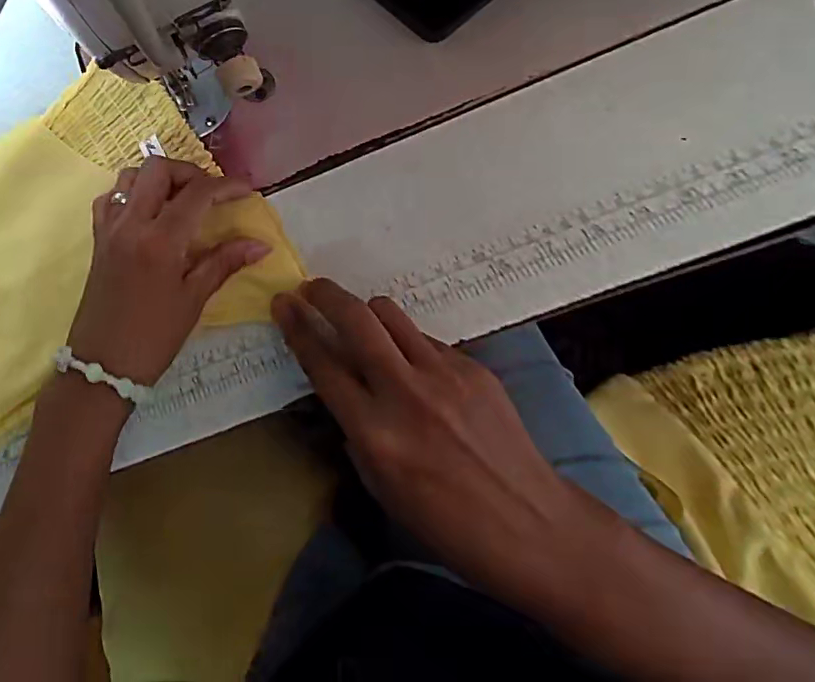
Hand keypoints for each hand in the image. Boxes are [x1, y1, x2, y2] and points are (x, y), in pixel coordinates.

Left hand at [67, 156, 270, 388]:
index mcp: (160, 240)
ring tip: (180, 201)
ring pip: (130, 177)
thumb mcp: (194, 299)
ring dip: (159, 179)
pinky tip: (148, 214)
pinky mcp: (97, 239)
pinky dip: (131, 194)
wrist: (102, 367)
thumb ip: (225, 262)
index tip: (246, 191)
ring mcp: (109, 228)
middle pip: (158, 168)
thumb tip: (261, 244)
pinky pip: (110, 198)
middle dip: (189, 172)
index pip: (197, 192)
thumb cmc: (154, 337)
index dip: (226, 185)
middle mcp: (131, 223)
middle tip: (210, 194)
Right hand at [273, 279, 582, 602]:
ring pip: (390, 314)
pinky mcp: (474, 367)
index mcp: (376, 434)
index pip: (323, 364)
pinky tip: (417, 370)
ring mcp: (445, 375)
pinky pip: (426, 339)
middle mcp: (406, 394)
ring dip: (366, 313)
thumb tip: (343, 385)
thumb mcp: (381, 485)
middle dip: (325, 295)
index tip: (282, 303)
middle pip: (355, 320)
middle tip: (310, 289)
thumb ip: (355, 430)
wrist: (532, 526)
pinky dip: (408, 345)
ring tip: (362, 326)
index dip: (297, 327)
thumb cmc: (447, 524)